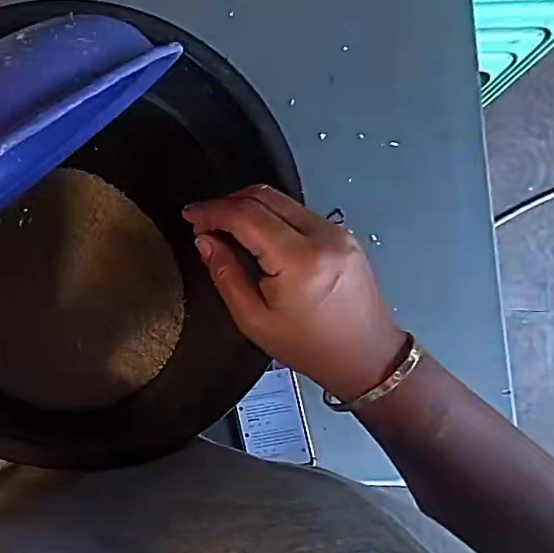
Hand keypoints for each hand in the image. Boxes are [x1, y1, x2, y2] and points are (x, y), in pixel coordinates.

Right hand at [183, 185, 407, 400]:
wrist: (364, 355)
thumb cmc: (307, 346)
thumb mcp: (252, 319)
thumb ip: (225, 274)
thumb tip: (205, 241)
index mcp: (299, 260)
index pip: (247, 216)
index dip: (212, 211)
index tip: (189, 215)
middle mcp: (322, 236)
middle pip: (264, 197)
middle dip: (226, 203)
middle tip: (200, 220)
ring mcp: (336, 232)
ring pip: (281, 199)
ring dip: (245, 206)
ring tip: (221, 226)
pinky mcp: (341, 234)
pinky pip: (295, 211)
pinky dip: (266, 214)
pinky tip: (250, 232)